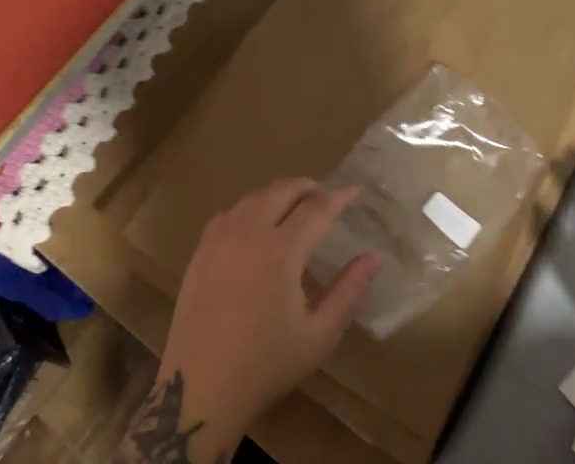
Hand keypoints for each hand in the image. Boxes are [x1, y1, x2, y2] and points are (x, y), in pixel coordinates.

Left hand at [136, 179, 381, 459]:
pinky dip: (251, 206)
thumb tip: (374, 256)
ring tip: (296, 206)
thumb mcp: (320, 334)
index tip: (355, 191)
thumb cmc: (266, 364)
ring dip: (279, 193)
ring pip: (254, 197)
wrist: (201, 386)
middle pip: (282, 191)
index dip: (339, 197)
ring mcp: (219, 239)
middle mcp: (248, 233)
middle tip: (327, 197)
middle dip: (308, 187)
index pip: (316, 209)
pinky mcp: (200, 251)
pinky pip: (230, 212)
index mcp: (281, 251)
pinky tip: (258, 223)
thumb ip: (350, 291)